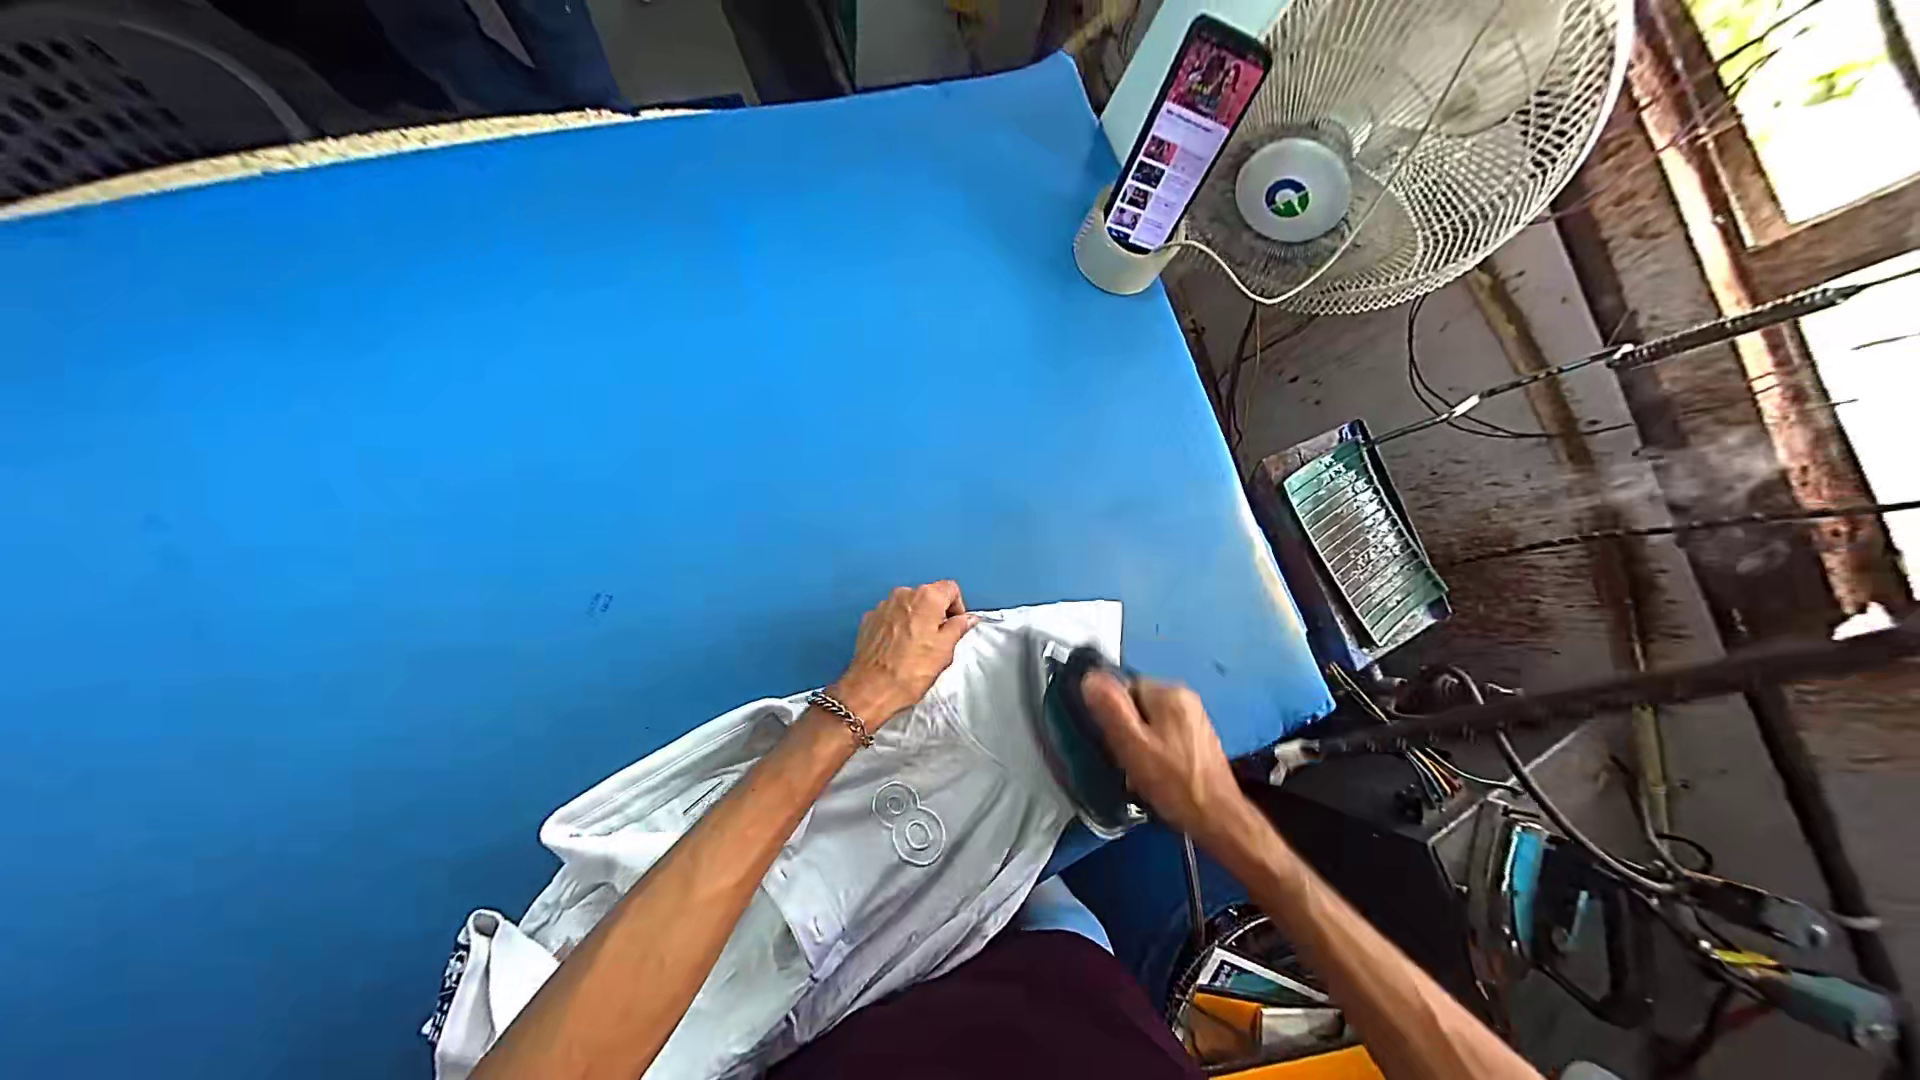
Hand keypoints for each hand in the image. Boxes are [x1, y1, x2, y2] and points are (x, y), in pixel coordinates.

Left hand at [831, 582, 977, 725]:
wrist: (872, 688)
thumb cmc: (912, 670)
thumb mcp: (945, 649)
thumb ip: (958, 627)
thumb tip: (967, 618)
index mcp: (926, 597)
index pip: (951, 588)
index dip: (957, 607)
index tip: (955, 626)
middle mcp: (903, 594)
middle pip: (928, 595)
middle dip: (936, 613)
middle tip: (938, 640)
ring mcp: (883, 605)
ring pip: (908, 605)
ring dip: (916, 619)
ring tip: (916, 646)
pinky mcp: (869, 619)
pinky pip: (891, 615)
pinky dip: (898, 625)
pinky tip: (898, 647)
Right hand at [1080, 672, 1243, 839]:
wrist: (1217, 819)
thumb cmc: (1173, 782)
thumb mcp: (1132, 744)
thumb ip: (1110, 708)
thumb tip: (1090, 677)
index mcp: (1170, 692)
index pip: (1125, 688)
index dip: (1115, 715)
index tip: (1118, 741)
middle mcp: (1186, 698)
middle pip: (1138, 705)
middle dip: (1129, 731)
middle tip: (1130, 759)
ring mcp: (1196, 719)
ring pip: (1151, 723)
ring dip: (1142, 744)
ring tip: (1144, 771)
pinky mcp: (1200, 739)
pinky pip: (1166, 736)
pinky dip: (1158, 752)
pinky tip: (1159, 774)